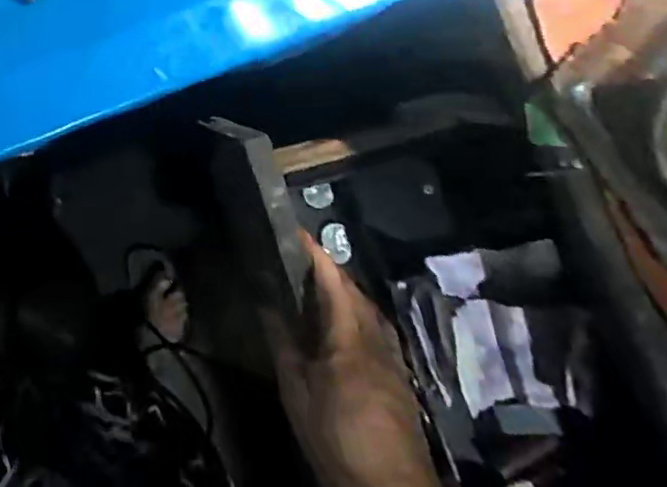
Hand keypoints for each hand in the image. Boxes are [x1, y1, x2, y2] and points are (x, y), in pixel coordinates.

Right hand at [266, 231, 435, 486]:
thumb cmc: (334, 434)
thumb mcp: (296, 389)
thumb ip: (283, 342)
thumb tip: (266, 302)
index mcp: (350, 340)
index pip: (335, 284)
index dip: (317, 255)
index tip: (296, 232)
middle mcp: (378, 345)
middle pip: (358, 296)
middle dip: (332, 272)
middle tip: (301, 257)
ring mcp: (394, 364)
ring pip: (371, 315)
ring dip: (347, 294)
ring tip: (318, 286)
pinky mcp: (400, 383)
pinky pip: (378, 334)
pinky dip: (357, 317)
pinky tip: (341, 327)